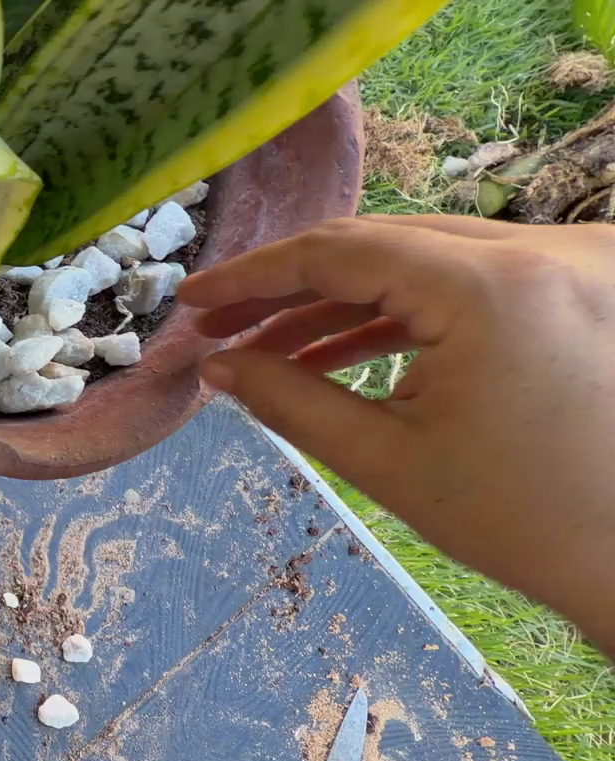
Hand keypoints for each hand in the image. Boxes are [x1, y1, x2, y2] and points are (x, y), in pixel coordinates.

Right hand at [180, 216, 614, 645]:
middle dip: (286, 284)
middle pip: (381, 243)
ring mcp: (584, 264)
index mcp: (496, 290)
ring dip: (333, 302)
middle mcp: (554, 252)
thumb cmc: (516, 514)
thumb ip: (284, 398)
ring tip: (262, 347)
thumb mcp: (377, 455)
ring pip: (421, 259)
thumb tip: (216, 366)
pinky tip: (331, 352)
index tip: (190, 296)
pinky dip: (393, 312)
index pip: (341, 253)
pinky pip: (468, 281)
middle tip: (216, 322)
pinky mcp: (591, 288)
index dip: (252, 273)